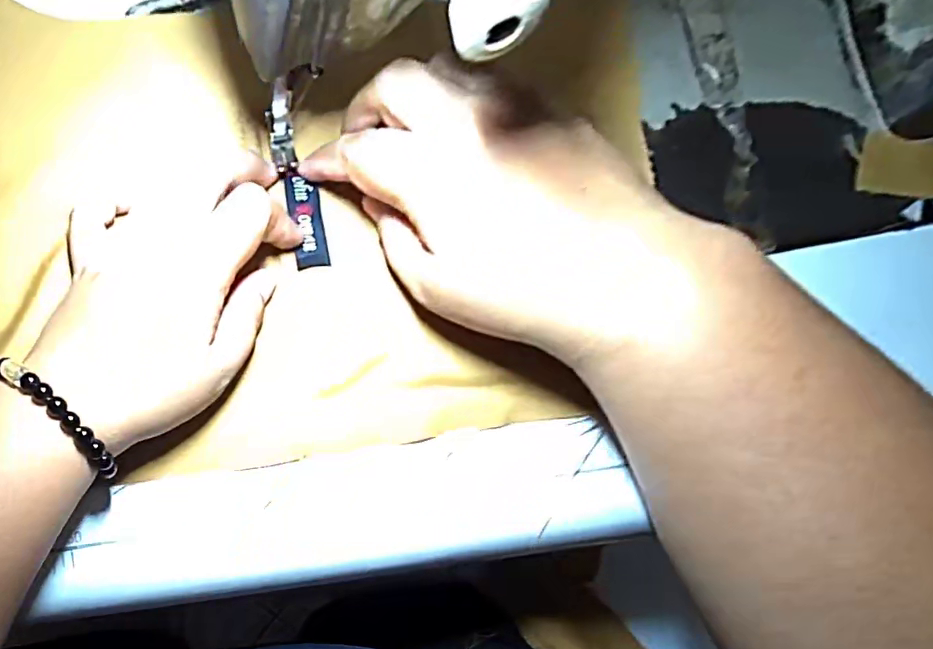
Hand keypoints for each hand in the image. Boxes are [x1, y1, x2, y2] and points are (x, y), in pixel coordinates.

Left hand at [16, 150, 301, 454]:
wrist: (73, 405)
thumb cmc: (150, 394)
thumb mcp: (218, 368)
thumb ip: (248, 316)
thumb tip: (265, 281)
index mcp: (201, 264)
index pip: (251, 208)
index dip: (278, 219)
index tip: (288, 242)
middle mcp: (160, 236)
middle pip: (209, 171)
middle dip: (245, 171)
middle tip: (264, 182)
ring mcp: (117, 240)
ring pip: (162, 181)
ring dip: (196, 181)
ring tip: (214, 198)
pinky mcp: (86, 254)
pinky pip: (97, 205)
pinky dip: (119, 199)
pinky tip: (134, 211)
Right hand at [301, 60, 744, 368]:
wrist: (618, 275)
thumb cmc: (518, 294)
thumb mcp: (433, 287)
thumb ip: (394, 238)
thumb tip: (381, 205)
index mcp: (428, 170)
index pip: (359, 148)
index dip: (328, 159)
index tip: (314, 171)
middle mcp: (465, 119)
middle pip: (394, 82)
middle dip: (364, 110)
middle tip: (359, 145)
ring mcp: (512, 105)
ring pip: (441, 70)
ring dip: (411, 98)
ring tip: (409, 136)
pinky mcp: (550, 107)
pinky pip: (489, 84)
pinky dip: (459, 101)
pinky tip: (465, 137)